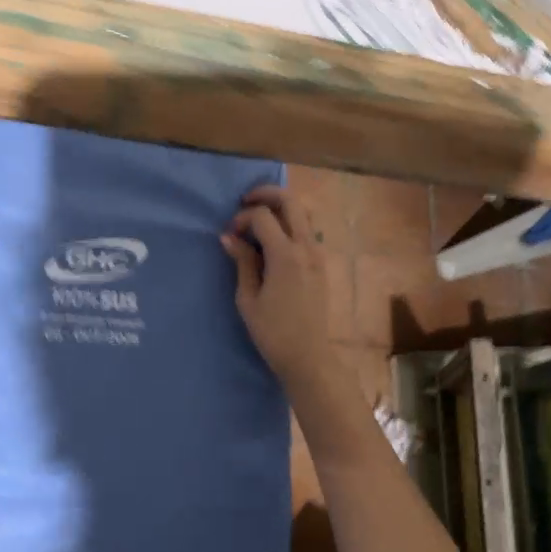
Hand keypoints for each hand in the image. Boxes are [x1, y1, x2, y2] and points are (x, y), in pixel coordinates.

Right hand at [220, 185, 337, 396]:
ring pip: (303, 213)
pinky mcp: (321, 263)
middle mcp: (306, 247)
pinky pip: (307, 230)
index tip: (229, 234)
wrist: (308, 357)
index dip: (242, 218)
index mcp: (286, 255)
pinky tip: (274, 239)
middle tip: (245, 201)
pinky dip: (290, 224)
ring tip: (260, 218)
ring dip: (281, 208)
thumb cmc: (272, 332)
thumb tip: (229, 236)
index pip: (263, 217)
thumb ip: (242, 262)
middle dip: (266, 194)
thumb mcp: (248, 298)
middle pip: (290, 202)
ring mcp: (318, 254)